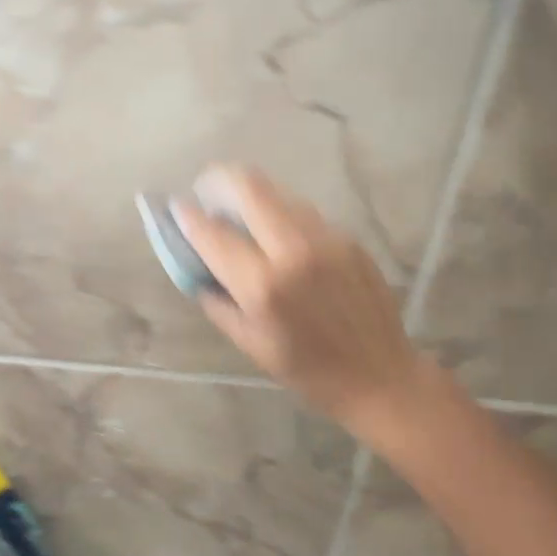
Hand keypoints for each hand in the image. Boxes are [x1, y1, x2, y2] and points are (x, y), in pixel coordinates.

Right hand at [178, 164, 436, 434]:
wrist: (378, 374)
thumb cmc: (309, 371)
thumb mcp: (252, 345)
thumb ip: (220, 304)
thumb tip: (200, 274)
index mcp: (264, 285)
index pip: (214, 235)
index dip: (189, 217)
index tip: (178, 208)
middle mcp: (294, 251)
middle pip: (252, 188)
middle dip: (222, 181)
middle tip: (209, 189)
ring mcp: (327, 240)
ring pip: (282, 197)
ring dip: (256, 199)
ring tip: (244, 215)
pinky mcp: (350, 241)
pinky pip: (308, 218)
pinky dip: (286, 220)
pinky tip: (283, 241)